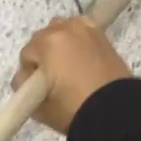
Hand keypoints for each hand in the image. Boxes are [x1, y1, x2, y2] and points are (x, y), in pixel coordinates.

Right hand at [13, 15, 131, 133]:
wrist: (116, 112)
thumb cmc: (73, 109)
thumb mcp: (39, 106)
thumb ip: (24, 87)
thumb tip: (26, 78)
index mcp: (48, 43)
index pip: (26, 54)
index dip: (29, 73)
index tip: (37, 89)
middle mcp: (66, 29)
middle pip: (44, 38)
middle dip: (44, 55)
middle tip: (51, 80)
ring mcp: (87, 29)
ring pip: (63, 32)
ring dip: (60, 46)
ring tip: (67, 70)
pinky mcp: (102, 36)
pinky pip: (81, 34)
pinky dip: (77, 44)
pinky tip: (81, 62)